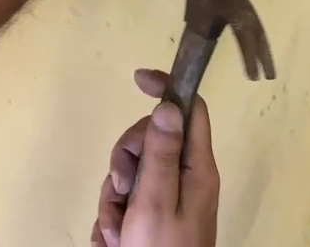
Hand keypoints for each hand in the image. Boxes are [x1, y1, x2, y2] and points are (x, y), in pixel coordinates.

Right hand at [92, 69, 217, 246]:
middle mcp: (185, 179)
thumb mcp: (157, 202)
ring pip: (130, 172)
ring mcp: (167, 200)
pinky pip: (122, 201)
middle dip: (125, 160)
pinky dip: (112, 219)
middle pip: (149, 139)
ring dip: (114, 199)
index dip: (165, 88)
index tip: (137, 80)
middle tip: (122, 190)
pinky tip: (114, 242)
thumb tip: (168, 104)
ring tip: (117, 232)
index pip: (188, 108)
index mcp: (196, 169)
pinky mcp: (150, 220)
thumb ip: (160, 153)